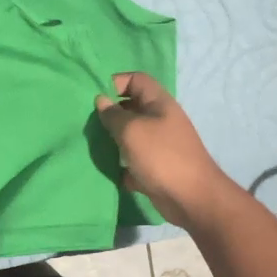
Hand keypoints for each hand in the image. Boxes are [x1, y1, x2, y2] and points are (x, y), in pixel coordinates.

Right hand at [95, 72, 237, 229]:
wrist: (190, 197)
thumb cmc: (161, 156)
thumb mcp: (132, 130)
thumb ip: (113, 115)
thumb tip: (101, 101)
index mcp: (159, 103)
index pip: (136, 80)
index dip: (115, 82)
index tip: (93, 97)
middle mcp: (159, 120)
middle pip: (131, 107)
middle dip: (109, 114)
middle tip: (87, 124)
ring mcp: (157, 144)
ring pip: (129, 135)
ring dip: (111, 140)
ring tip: (91, 145)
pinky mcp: (153, 166)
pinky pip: (131, 160)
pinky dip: (119, 164)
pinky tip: (104, 169)